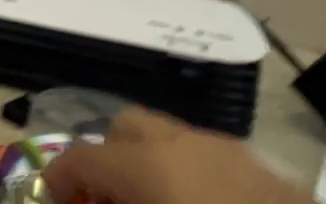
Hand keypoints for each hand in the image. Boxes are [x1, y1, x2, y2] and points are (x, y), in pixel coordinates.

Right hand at [43, 109, 312, 203]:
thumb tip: (82, 202)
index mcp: (145, 164)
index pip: (79, 157)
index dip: (59, 180)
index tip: (55, 202)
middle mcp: (179, 144)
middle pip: (123, 129)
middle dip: (108, 162)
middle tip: (109, 203)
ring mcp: (228, 153)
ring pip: (169, 140)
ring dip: (150, 166)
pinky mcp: (269, 174)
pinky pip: (211, 160)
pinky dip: (193, 178)